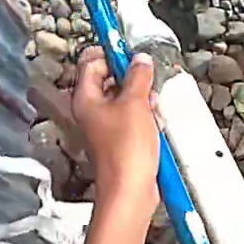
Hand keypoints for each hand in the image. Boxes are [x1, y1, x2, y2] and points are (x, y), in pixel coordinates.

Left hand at [71, 46, 158, 213]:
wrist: (131, 190)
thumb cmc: (126, 149)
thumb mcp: (136, 103)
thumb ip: (138, 77)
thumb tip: (140, 59)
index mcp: (86, 98)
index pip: (92, 62)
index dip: (112, 55)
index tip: (132, 53)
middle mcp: (93, 111)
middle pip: (113, 81)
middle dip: (135, 82)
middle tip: (148, 88)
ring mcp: (107, 127)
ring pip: (128, 101)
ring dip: (145, 102)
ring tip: (154, 113)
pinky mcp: (122, 141)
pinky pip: (136, 120)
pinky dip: (148, 120)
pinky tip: (157, 127)